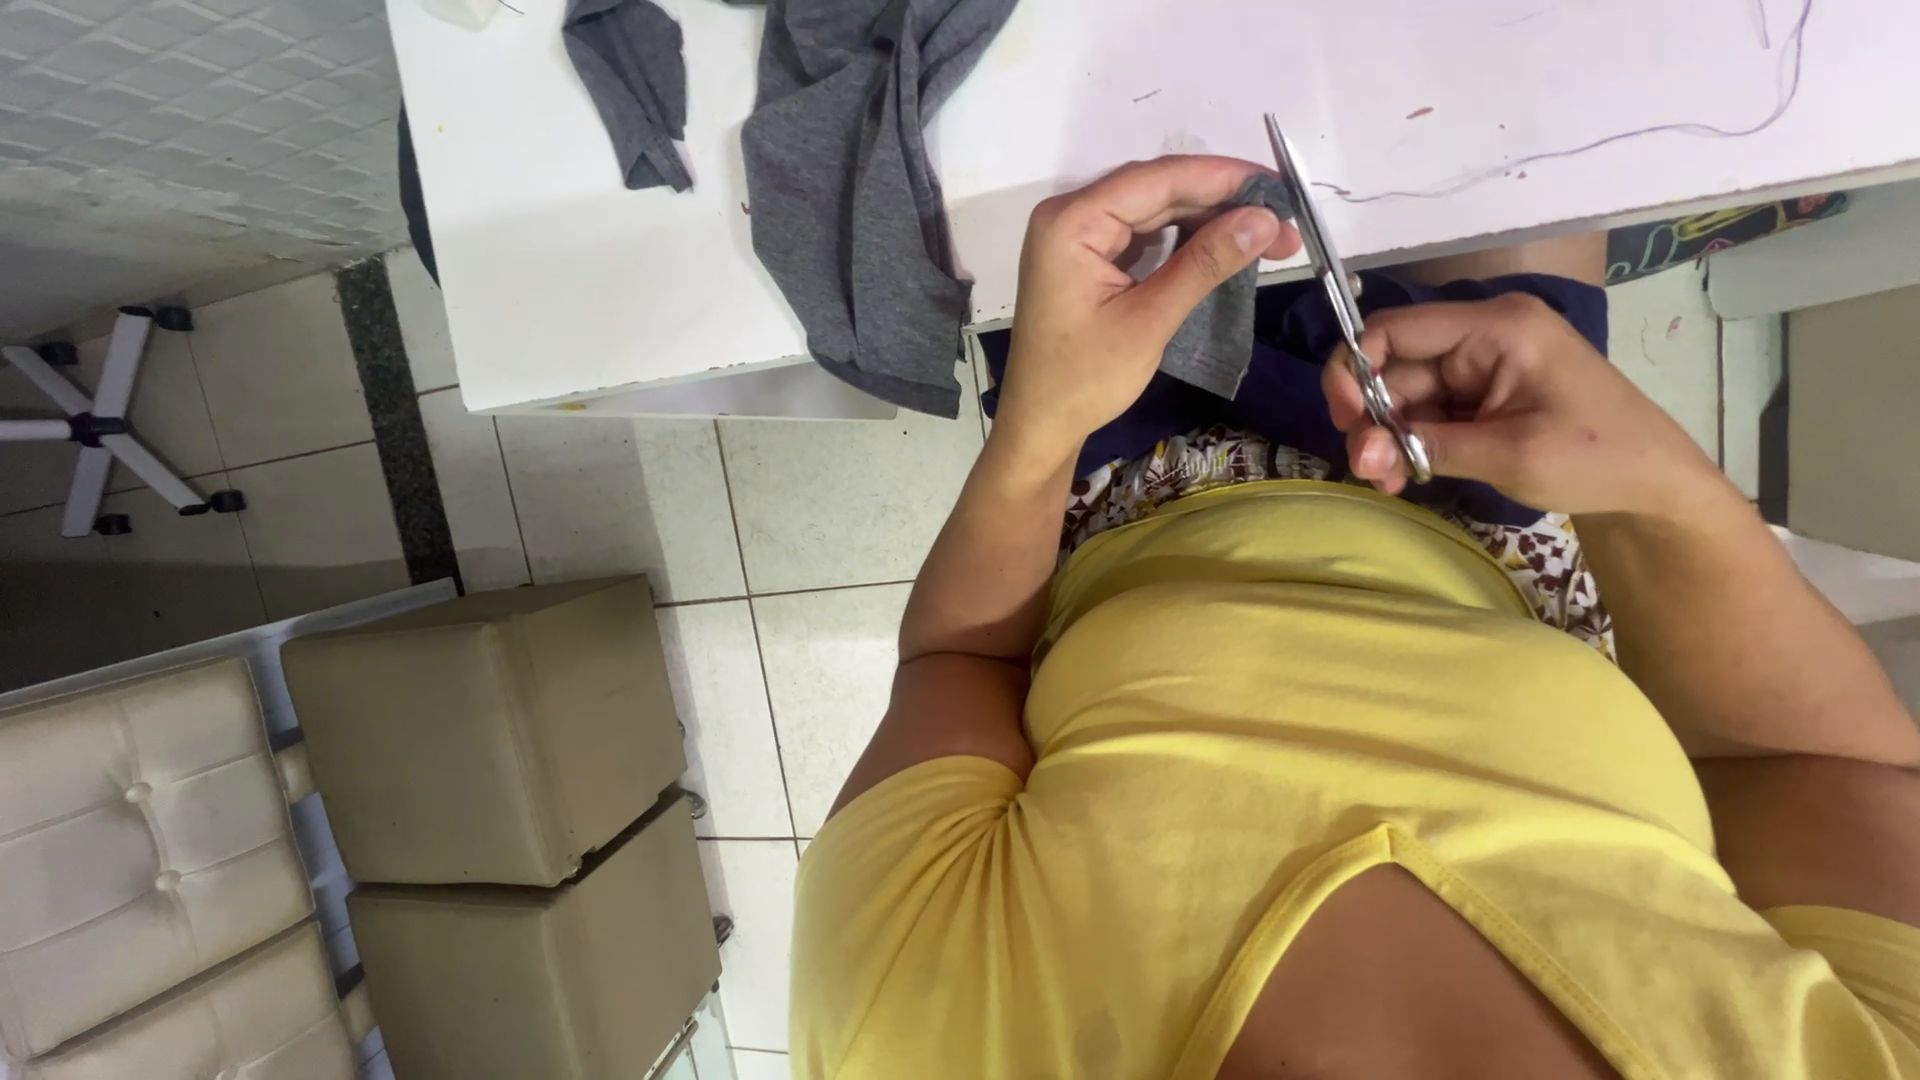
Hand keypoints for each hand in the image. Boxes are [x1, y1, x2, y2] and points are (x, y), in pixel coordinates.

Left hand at [993, 156, 1301, 462]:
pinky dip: (1180, 241)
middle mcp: (1068, 218)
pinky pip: (1139, 237)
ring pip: (1152, 213)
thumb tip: (1263, 218)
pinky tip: (1220, 246)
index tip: (1279, 188)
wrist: (1040, 426)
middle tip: (1283, 222)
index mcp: (1071, 223)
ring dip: (1206, 222)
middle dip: (1221, 204)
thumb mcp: (1148, 321)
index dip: (1223, 178)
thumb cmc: (1083, 381)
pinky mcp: (1084, 262)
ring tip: (1264, 235)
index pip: (1157, 180)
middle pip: (1156, 191)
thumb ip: (1204, 263)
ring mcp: (1074, 240)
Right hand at [1322, 293, 1727, 516]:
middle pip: (1390, 369)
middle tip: (1369, 471)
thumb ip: (1427, 448)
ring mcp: (1473, 368)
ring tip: (1389, 482)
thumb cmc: (1598, 457)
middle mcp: (1477, 338)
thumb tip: (1359, 456)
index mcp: (1497, 329)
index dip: (1354, 368)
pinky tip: (1402, 476)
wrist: (1650, 486)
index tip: (1344, 418)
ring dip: (1383, 441)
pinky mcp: (1470, 397)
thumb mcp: (1510, 454)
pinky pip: (1416, 416)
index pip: (1395, 329)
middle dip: (1371, 420)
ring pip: (1397, 398)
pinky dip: (1402, 446)